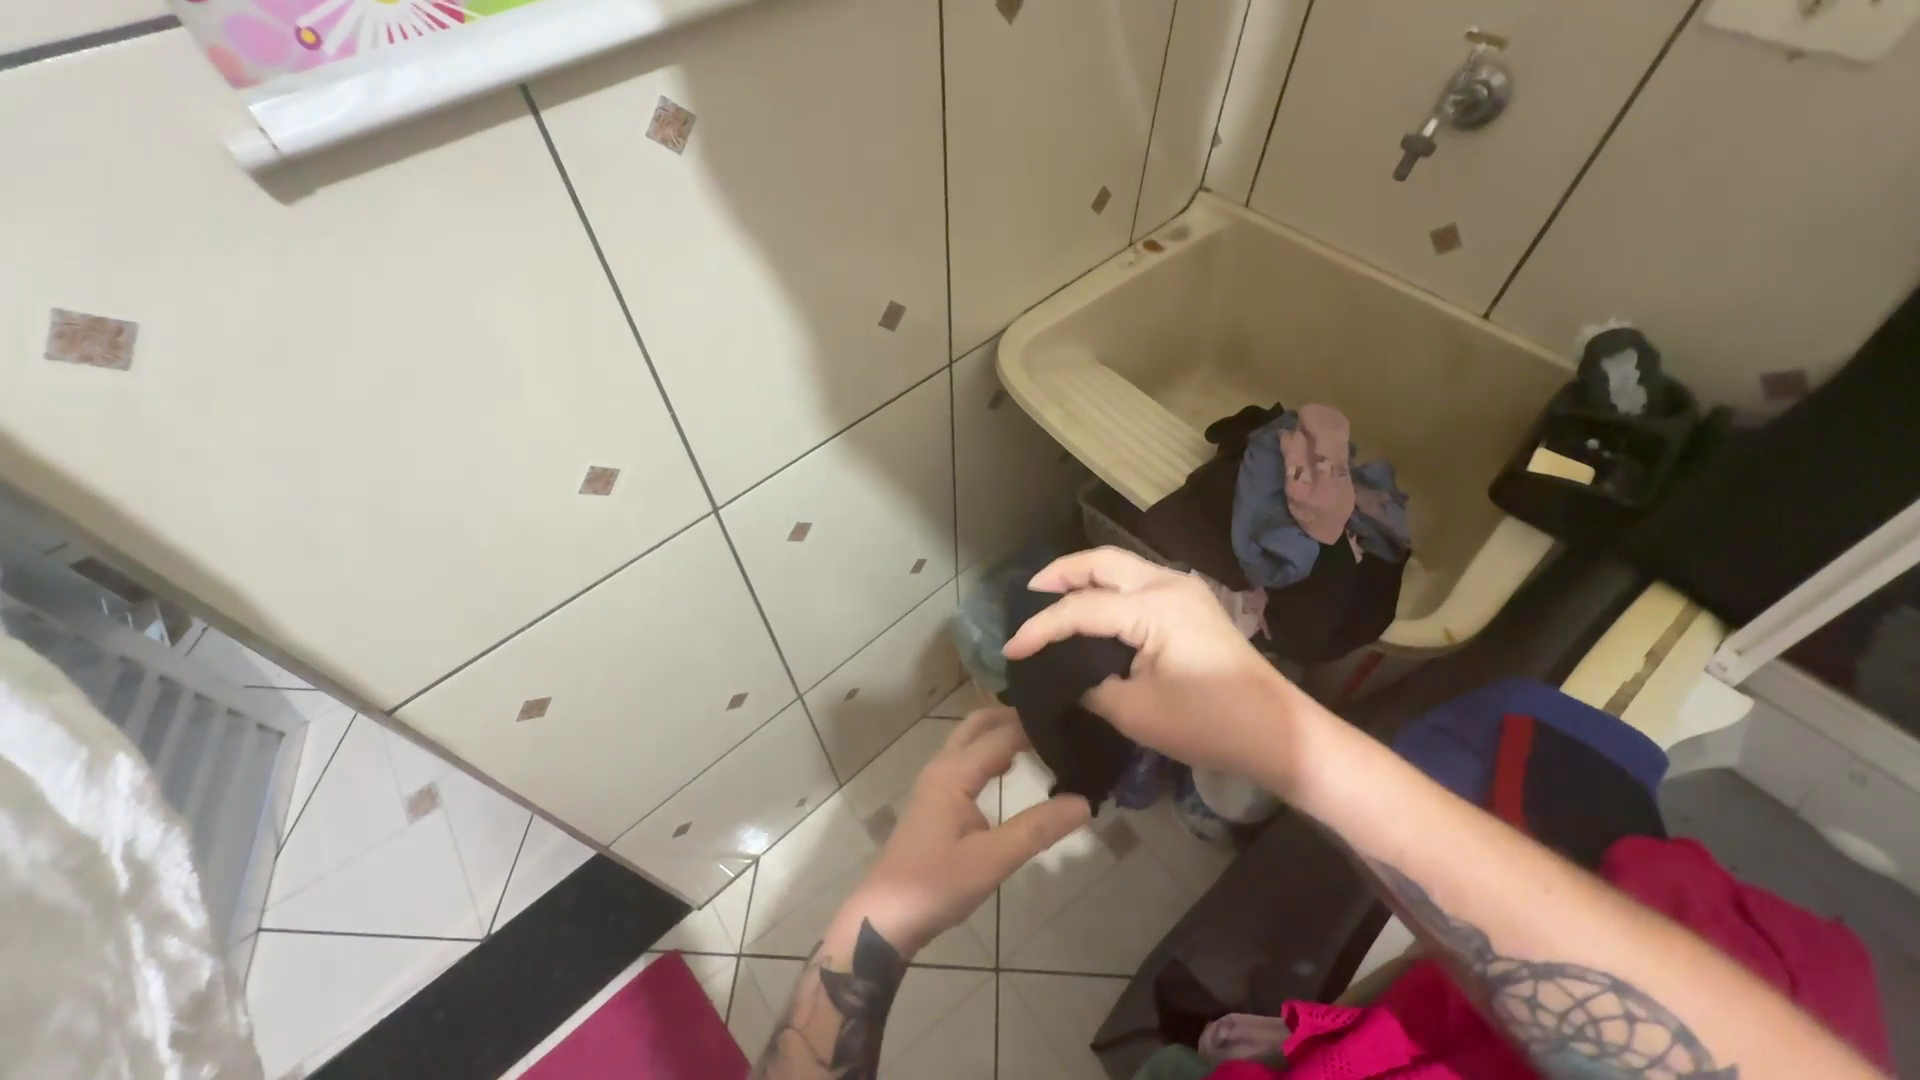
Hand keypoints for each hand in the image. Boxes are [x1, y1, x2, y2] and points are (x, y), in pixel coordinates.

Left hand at [842, 707, 1089, 955]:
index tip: (1076, 723)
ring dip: (1003, 734)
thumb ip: (1037, 828)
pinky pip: (967, 761)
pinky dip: (992, 754)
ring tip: (1045, 742)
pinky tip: (1014, 770)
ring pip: (971, 741)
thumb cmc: (936, 885)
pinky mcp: (935, 800)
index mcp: (954, 772)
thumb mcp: (992, 860)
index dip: (1037, 726)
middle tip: (1058, 723)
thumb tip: (1084, 801)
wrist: (885, 917)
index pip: (1003, 734)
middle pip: (980, 724)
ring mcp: (935, 783)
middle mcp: (942, 767)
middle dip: (1016, 717)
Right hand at [1002, 547, 1306, 783]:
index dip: (1041, 629)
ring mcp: (1185, 591)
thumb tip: (1067, 675)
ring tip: (1051, 598)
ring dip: (1085, 576)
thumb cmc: (1208, 724)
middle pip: (1103, 561)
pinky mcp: (1192, 606)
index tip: (1010, 650)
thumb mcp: (1136, 712)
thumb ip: (1091, 685)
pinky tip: (1092, 611)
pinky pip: (1139, 582)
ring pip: (1122, 566)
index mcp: (1154, 608)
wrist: (1277, 732)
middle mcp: (1169, 585)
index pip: (1081, 609)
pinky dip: (1108, 589)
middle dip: (1060, 572)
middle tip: (1028, 595)